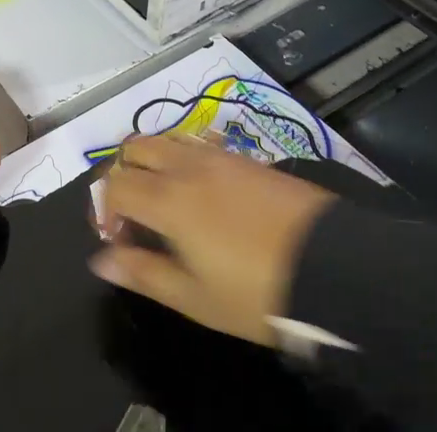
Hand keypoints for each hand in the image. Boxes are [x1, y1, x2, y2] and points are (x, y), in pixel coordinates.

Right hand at [90, 134, 335, 343]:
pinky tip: (201, 191)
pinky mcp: (247, 159)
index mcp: (167, 200)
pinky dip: (184, 157)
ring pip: (166, 139)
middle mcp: (186, 167)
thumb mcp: (196, 298)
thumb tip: (101, 260)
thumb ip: (143, 274)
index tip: (117, 241)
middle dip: (123, 175)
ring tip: (164, 198)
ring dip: (152, 161)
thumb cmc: (257, 292)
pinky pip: (199, 143)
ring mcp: (219, 157)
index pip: (113, 186)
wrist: (335, 267)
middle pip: (134, 149)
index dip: (104, 210)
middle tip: (133, 214)